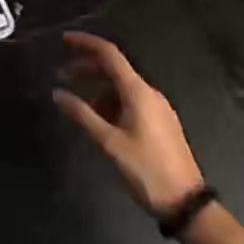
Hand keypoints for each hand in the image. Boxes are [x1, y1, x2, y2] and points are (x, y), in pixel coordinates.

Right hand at [53, 30, 204, 216]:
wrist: (186, 202)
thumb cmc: (145, 170)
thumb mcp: (109, 142)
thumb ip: (82, 115)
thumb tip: (57, 93)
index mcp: (138, 91)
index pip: (109, 54)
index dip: (86, 43)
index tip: (64, 40)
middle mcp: (149, 93)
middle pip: (114, 70)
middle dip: (87, 69)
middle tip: (62, 75)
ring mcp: (157, 108)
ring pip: (122, 89)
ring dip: (98, 92)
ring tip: (79, 110)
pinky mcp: (160, 123)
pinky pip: (131, 103)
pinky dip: (111, 105)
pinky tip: (100, 123)